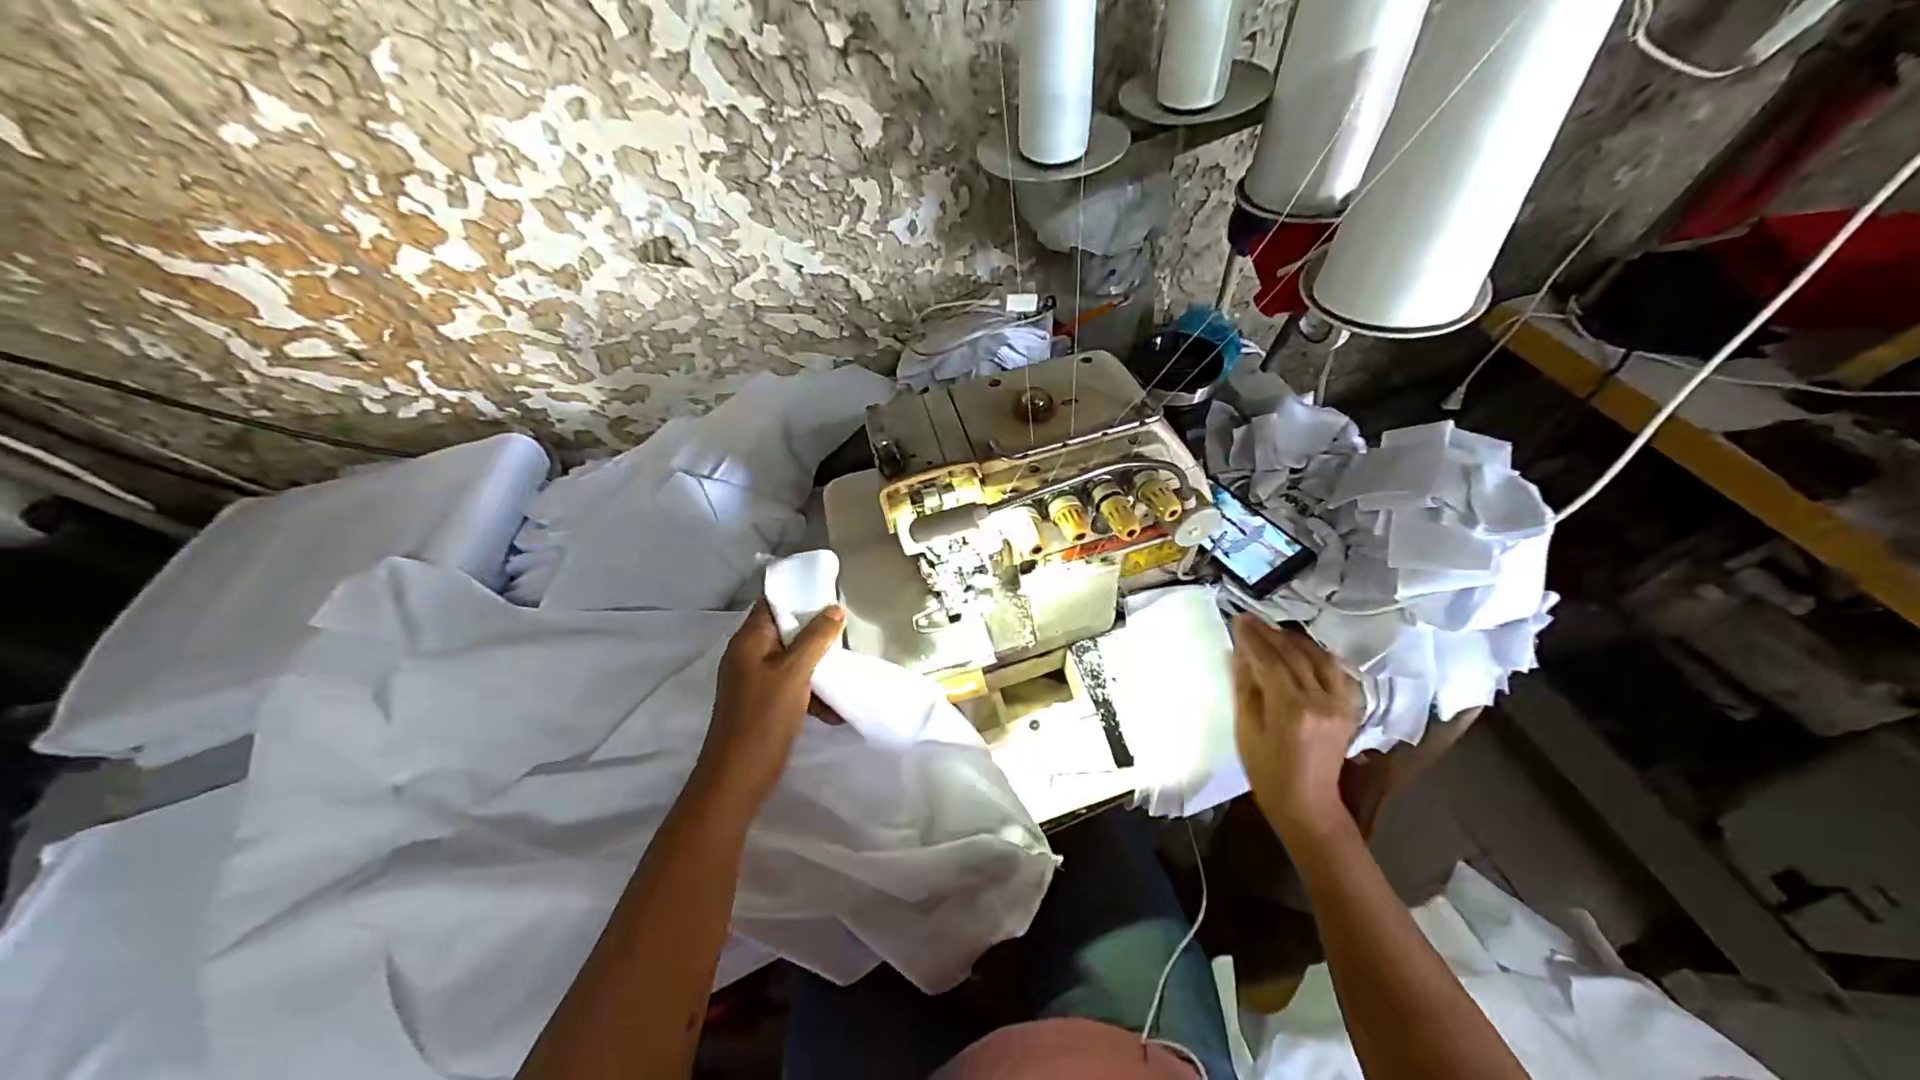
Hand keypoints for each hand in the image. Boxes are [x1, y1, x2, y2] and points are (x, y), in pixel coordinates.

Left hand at [691, 600, 843, 812]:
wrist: (738, 778)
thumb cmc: (763, 718)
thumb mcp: (794, 672)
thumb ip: (816, 638)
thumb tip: (834, 609)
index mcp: (748, 641)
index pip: (771, 603)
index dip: (798, 594)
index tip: (829, 592)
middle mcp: (749, 656)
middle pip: (786, 631)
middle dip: (816, 633)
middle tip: (845, 632)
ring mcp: (756, 681)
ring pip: (793, 661)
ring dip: (819, 667)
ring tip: (845, 672)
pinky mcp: (765, 704)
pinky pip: (793, 687)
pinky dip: (813, 694)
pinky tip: (835, 711)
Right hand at [1230, 616, 1361, 841]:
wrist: (1308, 803)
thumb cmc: (1267, 772)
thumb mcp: (1246, 730)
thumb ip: (1245, 688)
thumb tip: (1240, 654)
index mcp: (1292, 708)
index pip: (1270, 660)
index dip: (1252, 638)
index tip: (1237, 620)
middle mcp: (1321, 700)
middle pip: (1294, 654)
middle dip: (1269, 634)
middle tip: (1249, 620)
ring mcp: (1340, 703)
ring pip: (1318, 657)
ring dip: (1294, 639)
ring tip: (1273, 631)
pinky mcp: (1349, 708)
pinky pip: (1335, 670)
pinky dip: (1317, 655)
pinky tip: (1302, 650)